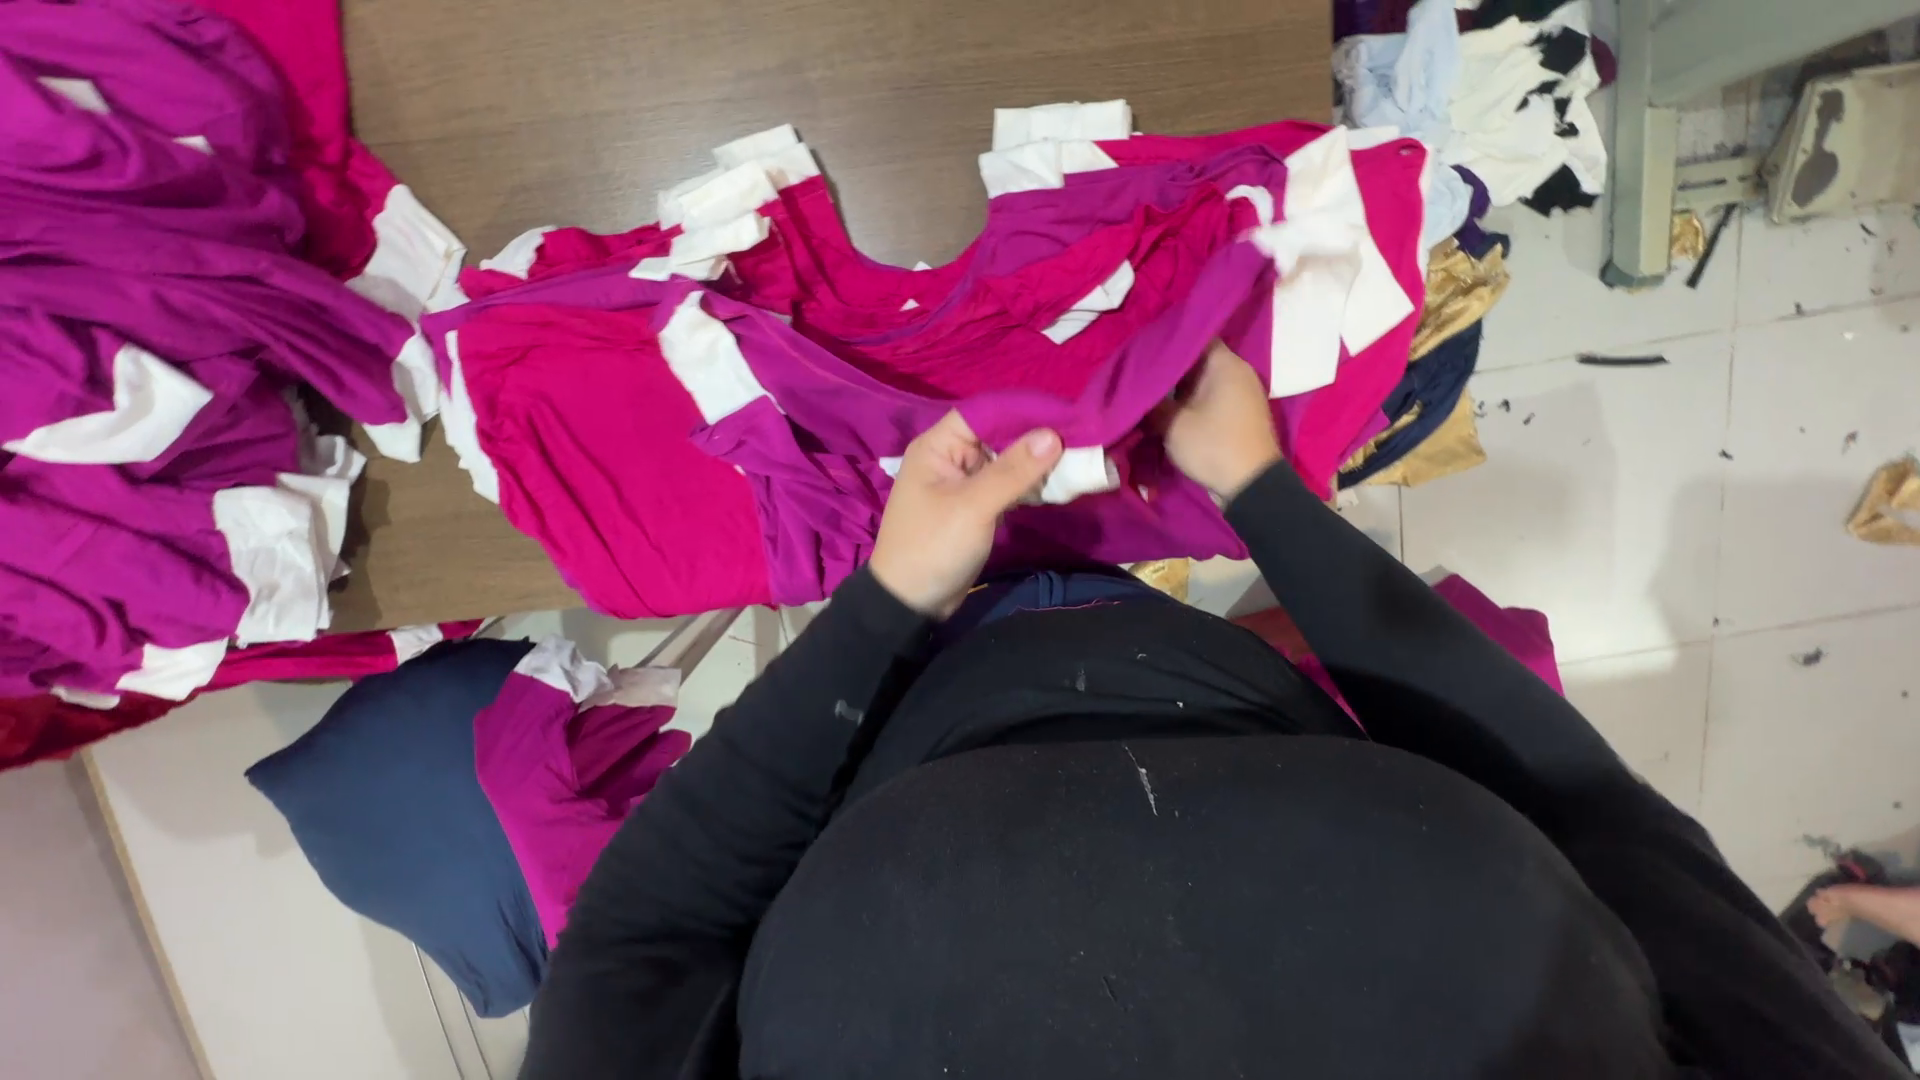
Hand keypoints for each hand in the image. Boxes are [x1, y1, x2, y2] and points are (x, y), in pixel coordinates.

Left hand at [869, 411, 1062, 616]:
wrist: (909, 603)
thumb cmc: (933, 547)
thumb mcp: (974, 507)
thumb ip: (1013, 471)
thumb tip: (1053, 434)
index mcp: (938, 446)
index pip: (986, 412)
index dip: (1025, 410)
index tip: (1067, 415)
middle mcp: (950, 457)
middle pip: (1000, 434)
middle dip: (1038, 437)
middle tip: (1083, 438)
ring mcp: (964, 483)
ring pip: (1007, 461)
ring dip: (1039, 462)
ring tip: (1080, 459)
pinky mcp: (976, 506)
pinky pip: (1008, 485)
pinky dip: (1031, 484)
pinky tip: (1060, 483)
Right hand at [1158, 340, 1283, 499]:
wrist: (1250, 484)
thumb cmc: (1212, 446)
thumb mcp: (1173, 424)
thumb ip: (1152, 403)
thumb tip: (1137, 393)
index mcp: (1225, 363)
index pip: (1194, 337)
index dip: (1168, 342)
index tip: (1145, 350)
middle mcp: (1238, 371)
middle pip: (1199, 358)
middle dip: (1171, 366)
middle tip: (1142, 371)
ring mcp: (1243, 391)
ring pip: (1205, 378)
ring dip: (1181, 385)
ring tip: (1152, 389)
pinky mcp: (1241, 411)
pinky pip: (1213, 395)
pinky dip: (1194, 398)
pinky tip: (1172, 406)